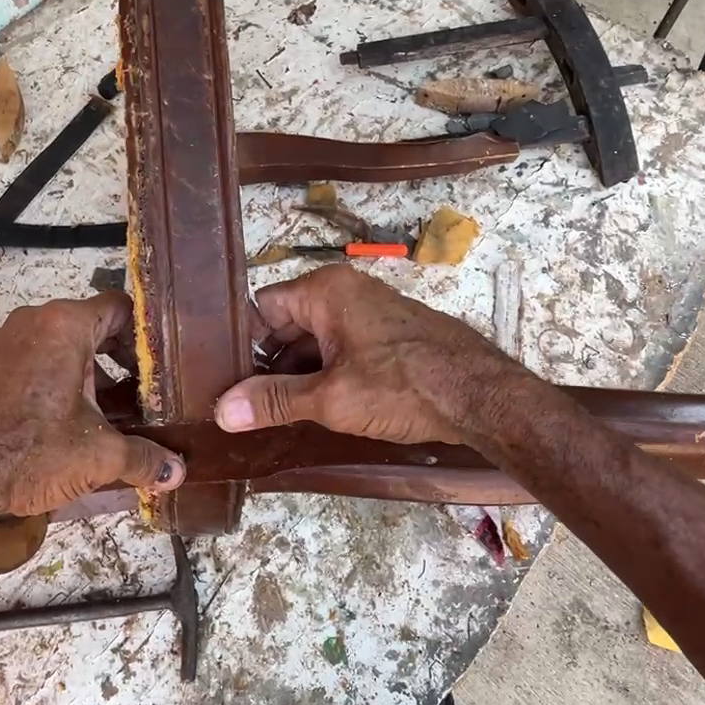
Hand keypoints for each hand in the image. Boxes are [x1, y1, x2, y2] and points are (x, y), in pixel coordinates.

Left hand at [0, 291, 184, 515]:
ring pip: (54, 344)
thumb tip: (178, 473)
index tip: (154, 367)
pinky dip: (46, 379)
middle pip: (88, 325)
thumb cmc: (30, 453)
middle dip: (115, 359)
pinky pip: (24, 360)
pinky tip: (53, 419)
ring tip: (97, 412)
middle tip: (134, 394)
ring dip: (81, 371)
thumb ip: (144, 458)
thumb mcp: (99, 456)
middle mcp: (30, 322)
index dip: (143, 335)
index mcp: (64, 326)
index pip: (119, 307)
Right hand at [215, 265, 537, 445]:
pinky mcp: (383, 336)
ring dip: (294, 376)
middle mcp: (343, 292)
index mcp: (324, 290)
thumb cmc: (404, 386)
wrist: (482, 396)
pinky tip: (309, 410)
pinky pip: (337, 350)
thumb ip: (274, 402)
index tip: (221, 382)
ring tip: (267, 414)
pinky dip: (321, 376)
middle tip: (239, 405)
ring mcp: (366, 313)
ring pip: (311, 342)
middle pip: (285, 326)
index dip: (240, 346)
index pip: (261, 309)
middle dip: (265, 365)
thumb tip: (221, 411)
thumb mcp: (331, 399)